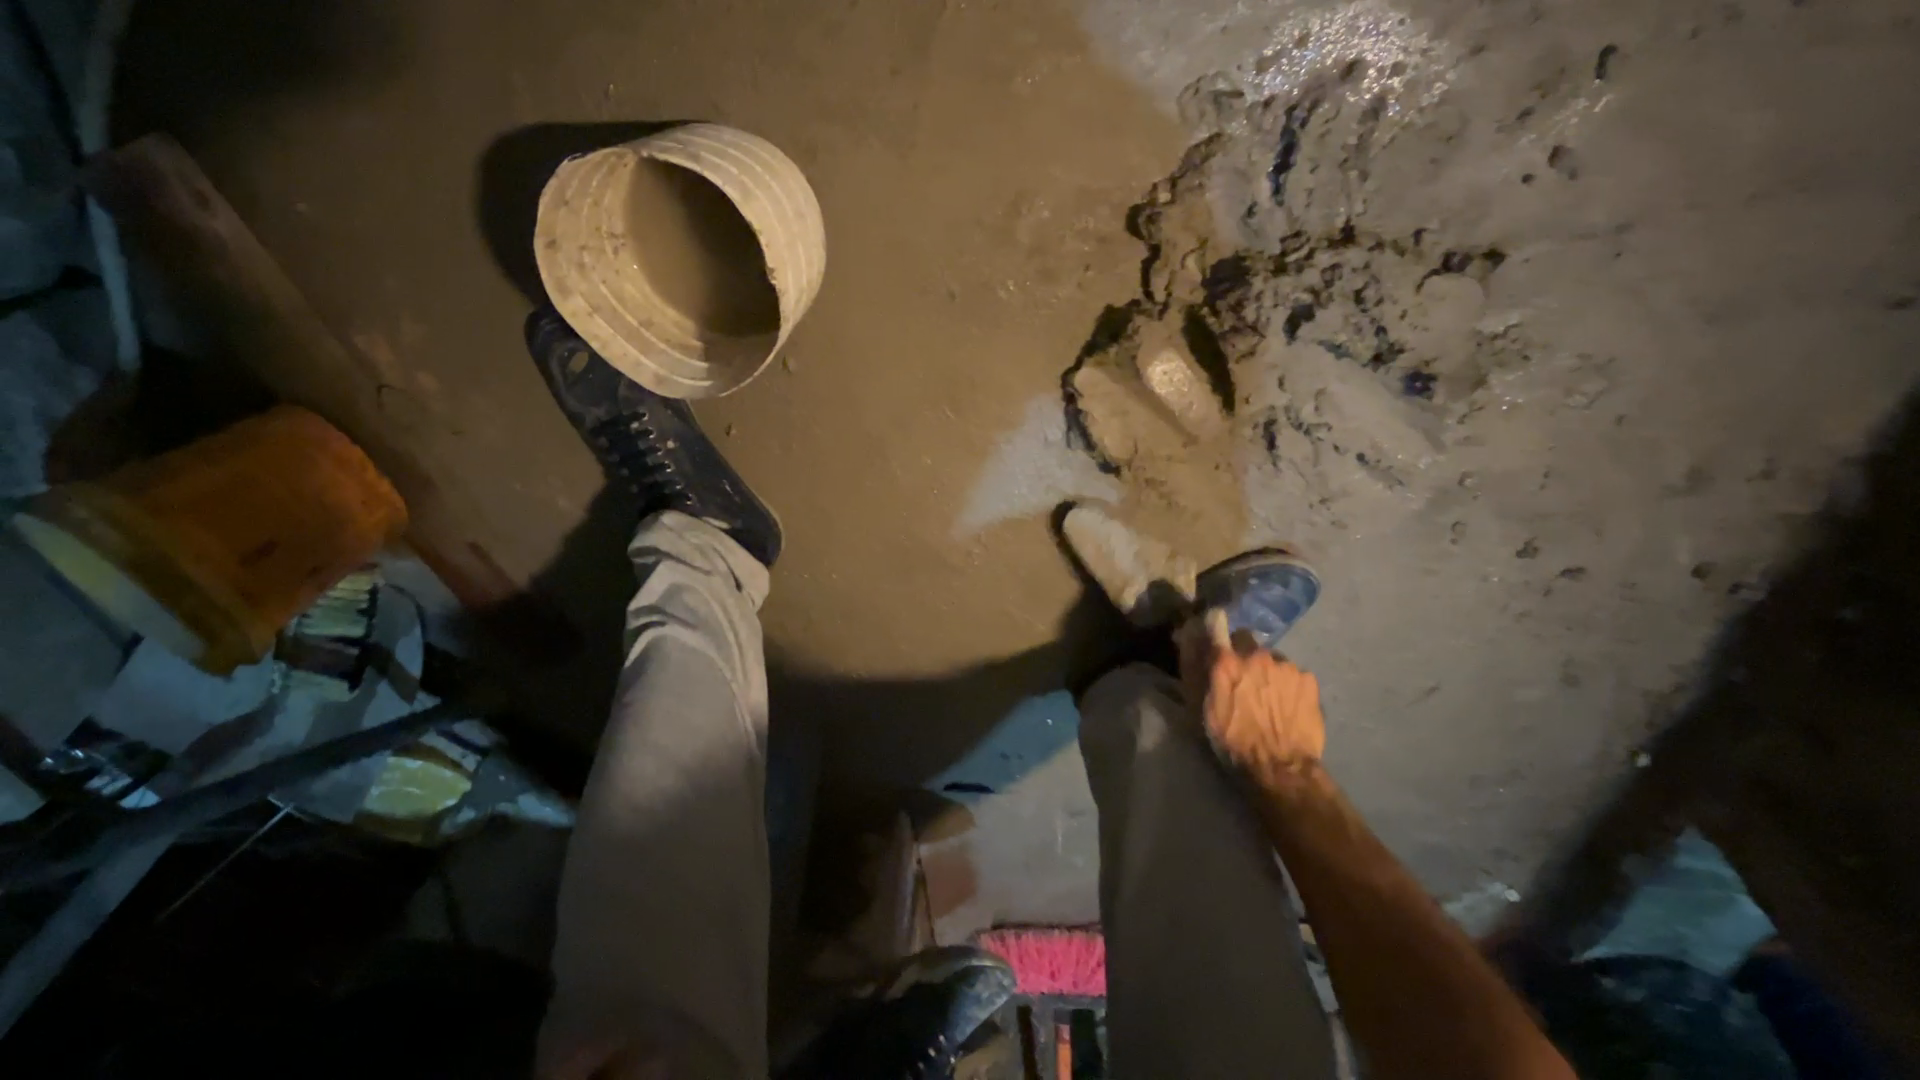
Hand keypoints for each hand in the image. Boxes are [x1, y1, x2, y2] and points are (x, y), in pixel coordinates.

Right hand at [1178, 609, 1325, 781]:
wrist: (1280, 767)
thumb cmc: (1233, 742)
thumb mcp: (1203, 711)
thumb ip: (1197, 673)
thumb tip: (1190, 643)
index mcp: (1227, 662)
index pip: (1217, 628)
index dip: (1215, 636)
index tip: (1215, 646)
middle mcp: (1257, 655)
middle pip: (1247, 641)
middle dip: (1243, 654)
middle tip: (1243, 679)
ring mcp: (1286, 666)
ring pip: (1272, 658)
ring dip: (1267, 670)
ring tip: (1268, 696)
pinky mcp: (1308, 679)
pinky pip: (1293, 674)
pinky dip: (1288, 684)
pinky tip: (1286, 705)